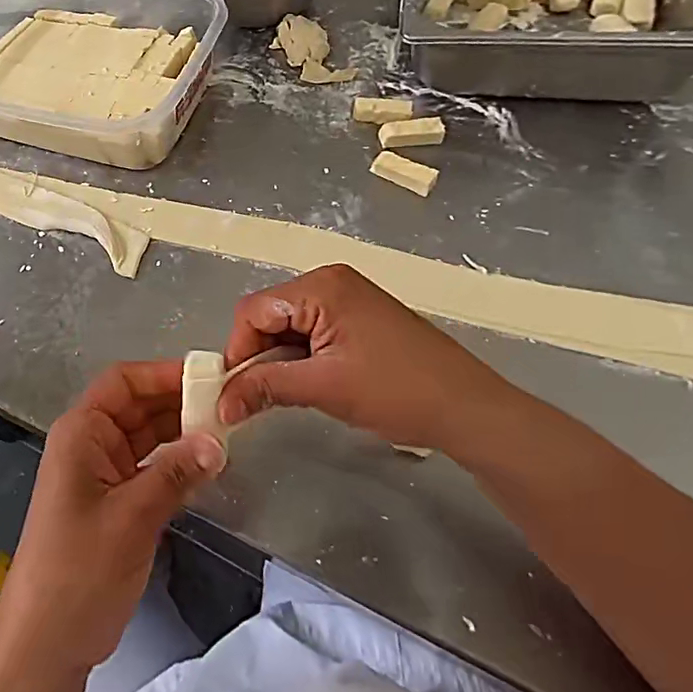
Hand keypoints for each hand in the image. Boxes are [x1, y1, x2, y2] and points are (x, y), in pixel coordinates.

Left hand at [0, 361, 222, 691]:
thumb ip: (174, 475)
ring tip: (225, 432)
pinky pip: (149, 467)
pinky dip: (175, 464)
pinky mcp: (113, 501)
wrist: (47, 639)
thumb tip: (216, 443)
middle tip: (227, 404)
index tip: (207, 376)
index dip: (162, 374)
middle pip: (137, 407)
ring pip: (146, 437)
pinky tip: (206, 466)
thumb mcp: (131, 517)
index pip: (122, 382)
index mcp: (81, 432)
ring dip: (181, 434)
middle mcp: (89, 444)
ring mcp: (101, 473)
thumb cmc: (78, 568)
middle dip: (178, 403)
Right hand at [216, 264, 516, 451]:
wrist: (471, 410)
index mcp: (321, 286)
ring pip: (289, 324)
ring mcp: (348, 297)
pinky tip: (312, 382)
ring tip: (287, 393)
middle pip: (270, 314)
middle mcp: (331, 281)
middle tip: (257, 396)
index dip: (238, 349)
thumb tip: (221, 405)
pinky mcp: (360, 316)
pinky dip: (303, 356)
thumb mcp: (324, 388)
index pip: (254, 310)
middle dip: (259, 355)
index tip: (234, 390)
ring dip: (281, 358)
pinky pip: (312, 330)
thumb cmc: (397, 392)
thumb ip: (265, 387)